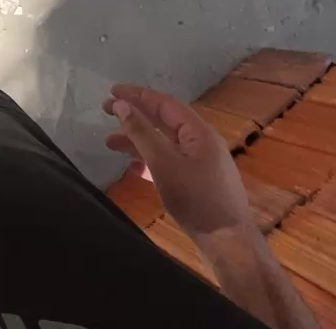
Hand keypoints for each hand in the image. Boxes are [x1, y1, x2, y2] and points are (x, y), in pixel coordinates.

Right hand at [104, 83, 253, 235]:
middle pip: (162, 121)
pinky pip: (168, 161)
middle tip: (106, 111)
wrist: (229, 244)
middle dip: (134, 115)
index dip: (137, 95)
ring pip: (163, 142)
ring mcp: (199, 163)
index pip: (164, 103)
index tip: (112, 91)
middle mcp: (200, 143)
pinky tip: (133, 168)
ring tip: (110, 143)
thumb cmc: (196, 198)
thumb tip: (120, 104)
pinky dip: (149, 160)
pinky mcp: (196, 181)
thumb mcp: (163, 162)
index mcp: (198, 132)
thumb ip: (140, 131)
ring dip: (137, 140)